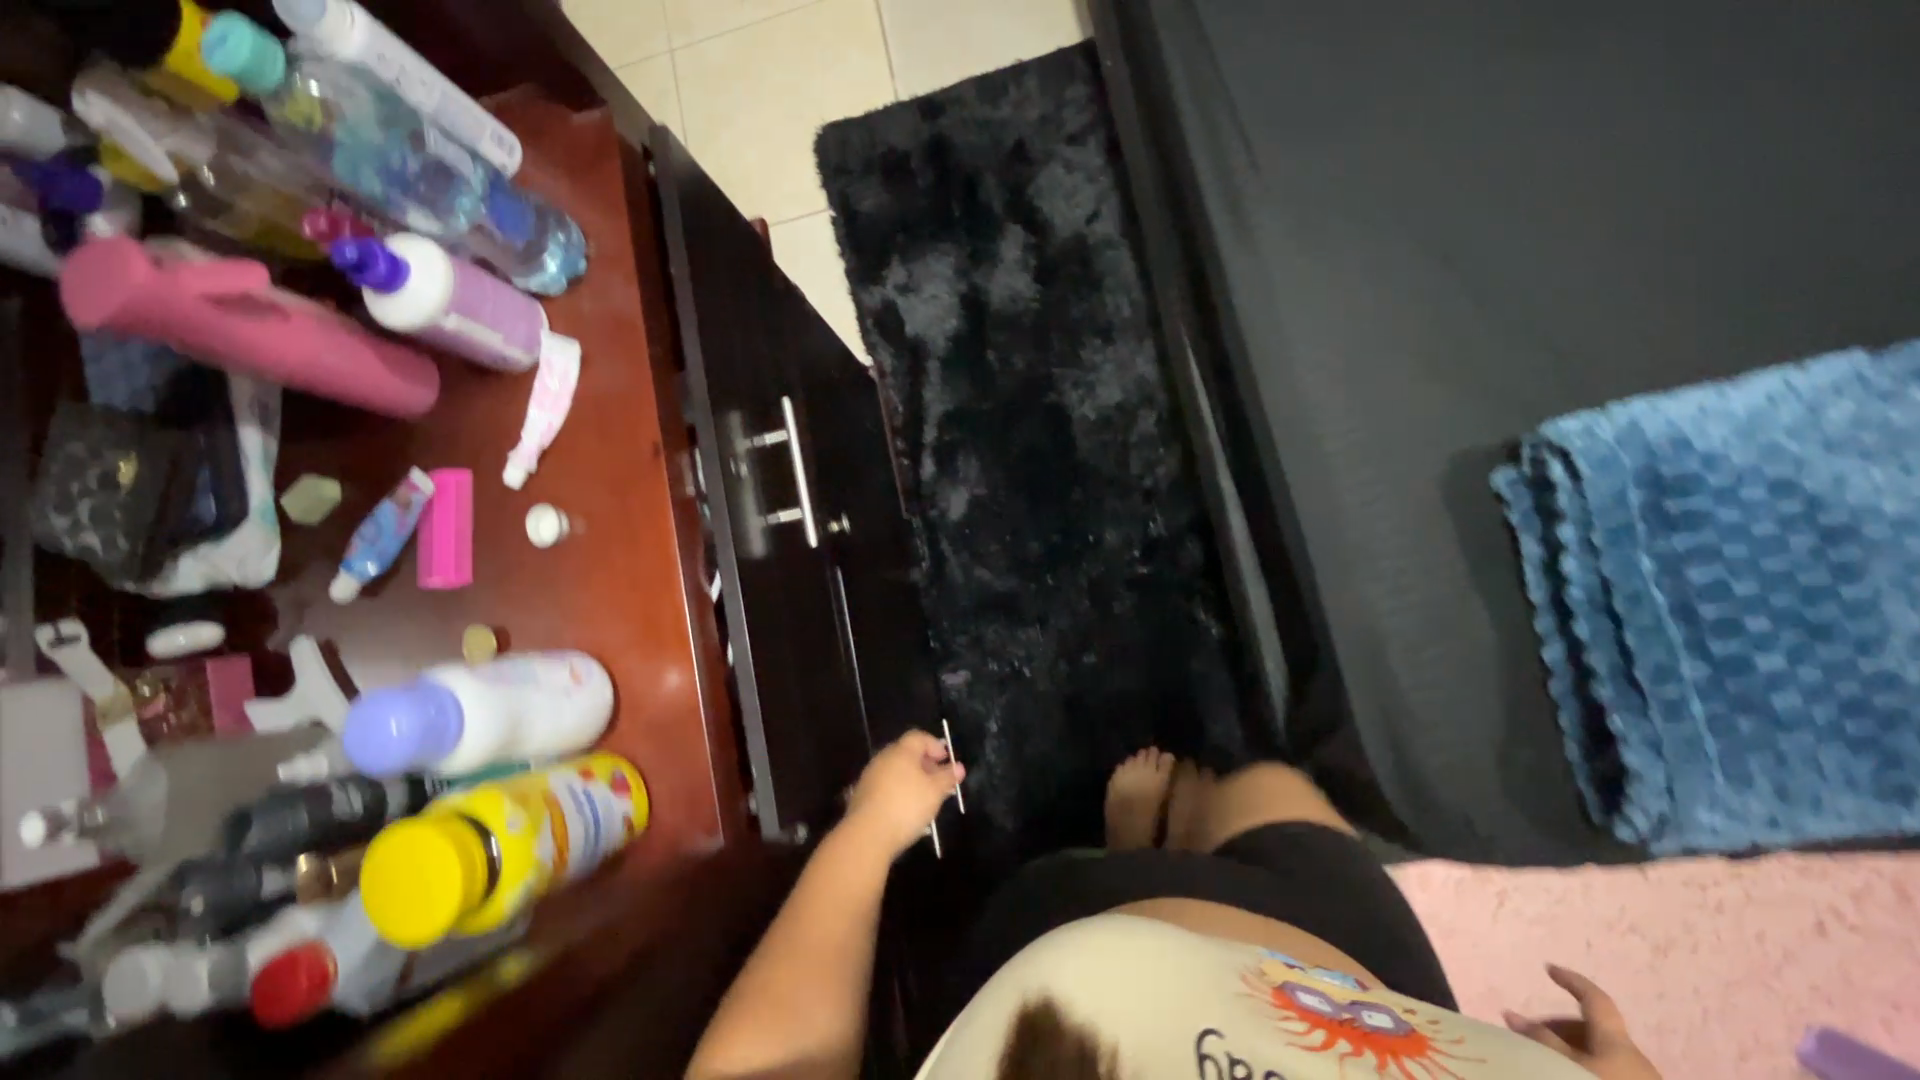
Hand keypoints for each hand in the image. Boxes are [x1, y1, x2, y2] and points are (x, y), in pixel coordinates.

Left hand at [842, 730, 965, 859]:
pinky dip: (899, 791)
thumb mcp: (935, 792)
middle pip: (906, 753)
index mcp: (901, 752)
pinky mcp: (862, 795)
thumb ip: (947, 777)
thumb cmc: (906, 806)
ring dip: (912, 779)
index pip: (918, 737)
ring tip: (925, 797)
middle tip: (939, 780)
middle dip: (925, 764)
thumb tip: (958, 767)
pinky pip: (886, 785)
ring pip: (896, 771)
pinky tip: (906, 809)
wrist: (867, 835)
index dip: (935, 746)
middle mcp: (883, 758)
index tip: (946, 761)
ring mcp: (870, 776)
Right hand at [1504, 965, 1662, 1078]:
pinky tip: (1566, 1074)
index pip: (1595, 998)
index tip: (1548, 968)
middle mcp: (1632, 1054)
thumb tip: (1511, 1014)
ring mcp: (1638, 1076)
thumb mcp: (1564, 1066)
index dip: (1571, 980)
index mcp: (1616, 1040)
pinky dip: (1583, 1066)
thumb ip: (1540, 1040)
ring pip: (1598, 1051)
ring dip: (1570, 1049)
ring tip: (1544, 1060)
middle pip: (1592, 1028)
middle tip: (1532, 1037)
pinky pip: (1606, 1069)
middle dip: (1559, 1027)